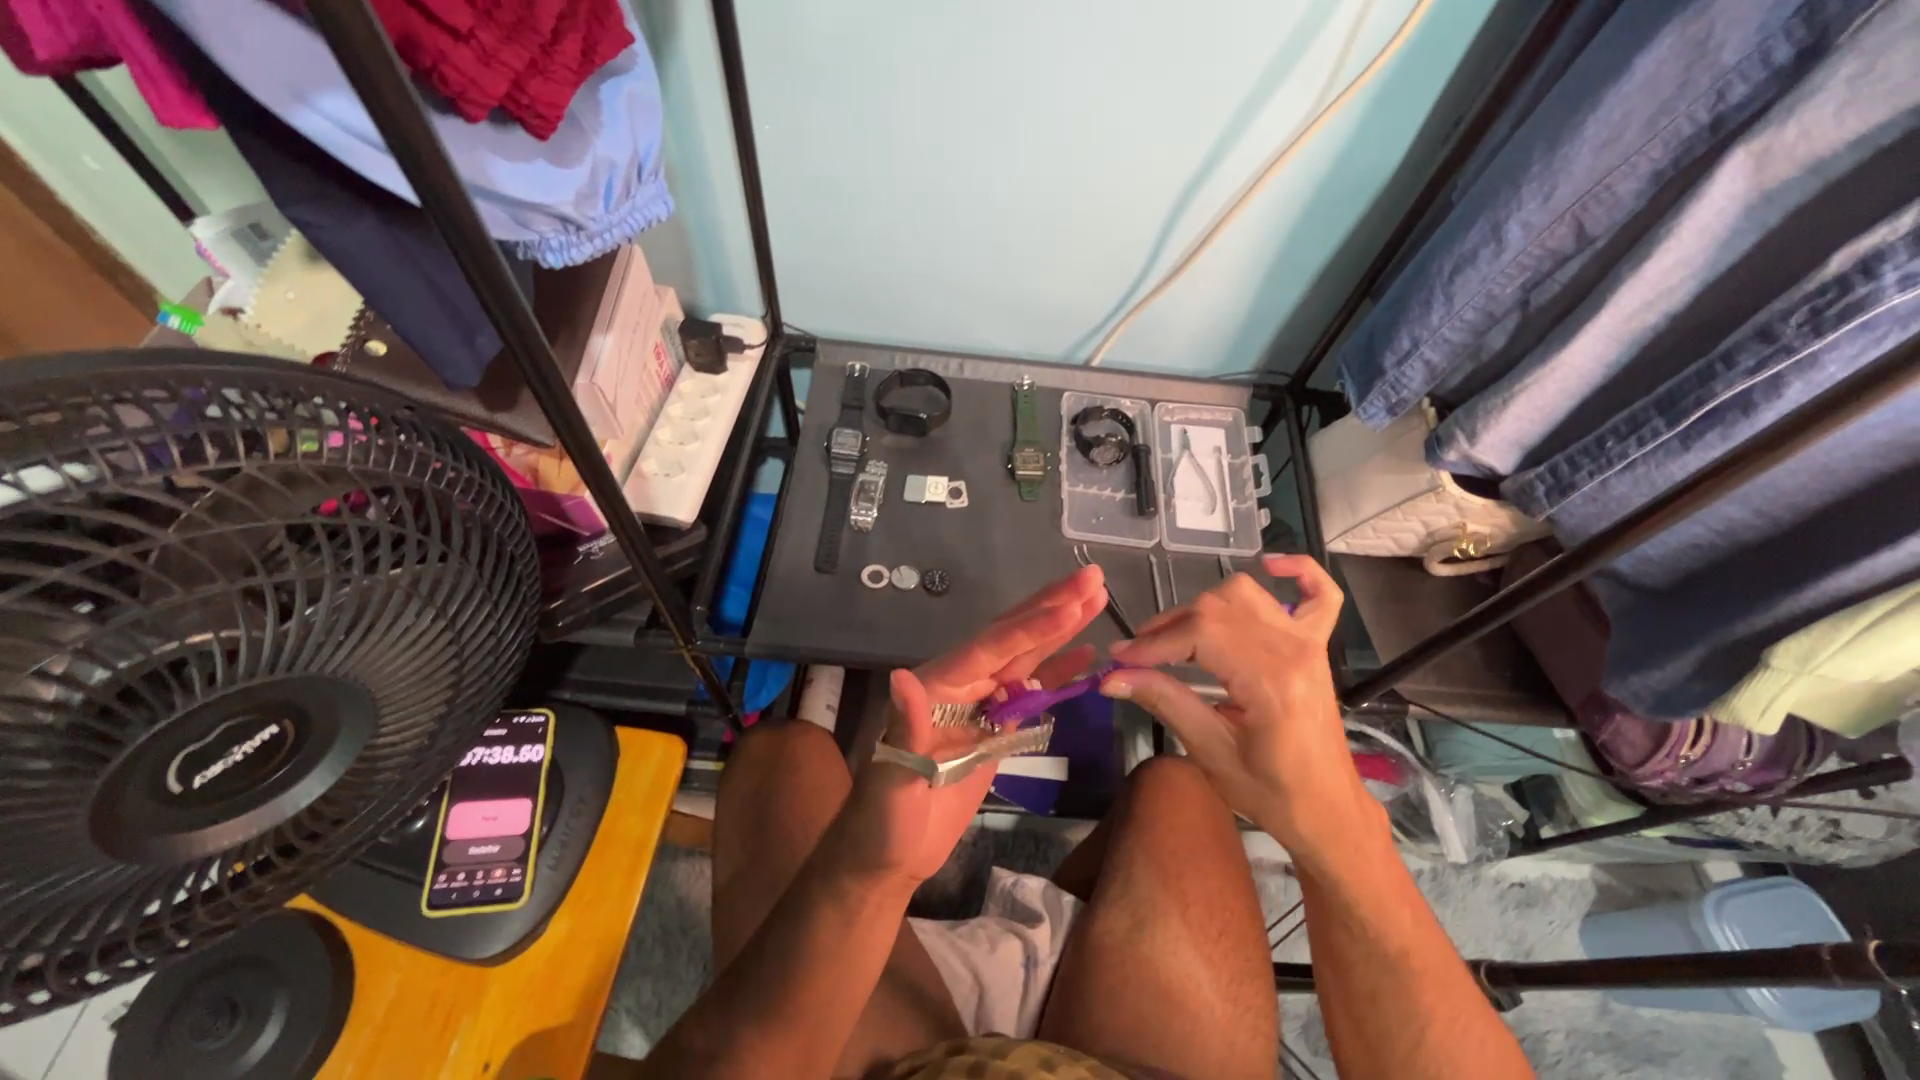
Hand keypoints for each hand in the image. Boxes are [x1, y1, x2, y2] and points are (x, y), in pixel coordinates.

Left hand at [836, 566, 1107, 884]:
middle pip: (1010, 639)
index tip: (1071, 603)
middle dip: (1051, 607)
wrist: (889, 857)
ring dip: (1060, 629)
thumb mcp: (892, 779)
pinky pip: (1031, 694)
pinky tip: (1086, 654)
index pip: (988, 649)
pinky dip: (1058, 673)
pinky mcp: (995, 730)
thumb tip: (903, 676)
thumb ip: (905, 729)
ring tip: (1097, 598)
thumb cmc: (882, 821)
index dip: (1031, 627)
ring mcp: (980, 707)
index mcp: (935, 687)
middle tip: (1093, 577)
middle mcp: (960, 686)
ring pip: (1025, 659)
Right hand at [1101, 554, 1376, 856]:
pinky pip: (1319, 593)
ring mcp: (1309, 644)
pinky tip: (1269, 564)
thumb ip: (1165, 702)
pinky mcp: (1317, 647)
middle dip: (1168, 627)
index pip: (1200, 634)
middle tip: (1136, 659)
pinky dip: (1298, 571)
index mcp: (1270, 681)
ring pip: (1246, 594)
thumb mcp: (1209, 752)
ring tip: (1175, 636)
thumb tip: (1112, 678)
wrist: (1327, 810)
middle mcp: (1293, 650)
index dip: (1152, 643)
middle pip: (1216, 608)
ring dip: (1204, 606)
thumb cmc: (1269, 792)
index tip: (1118, 660)